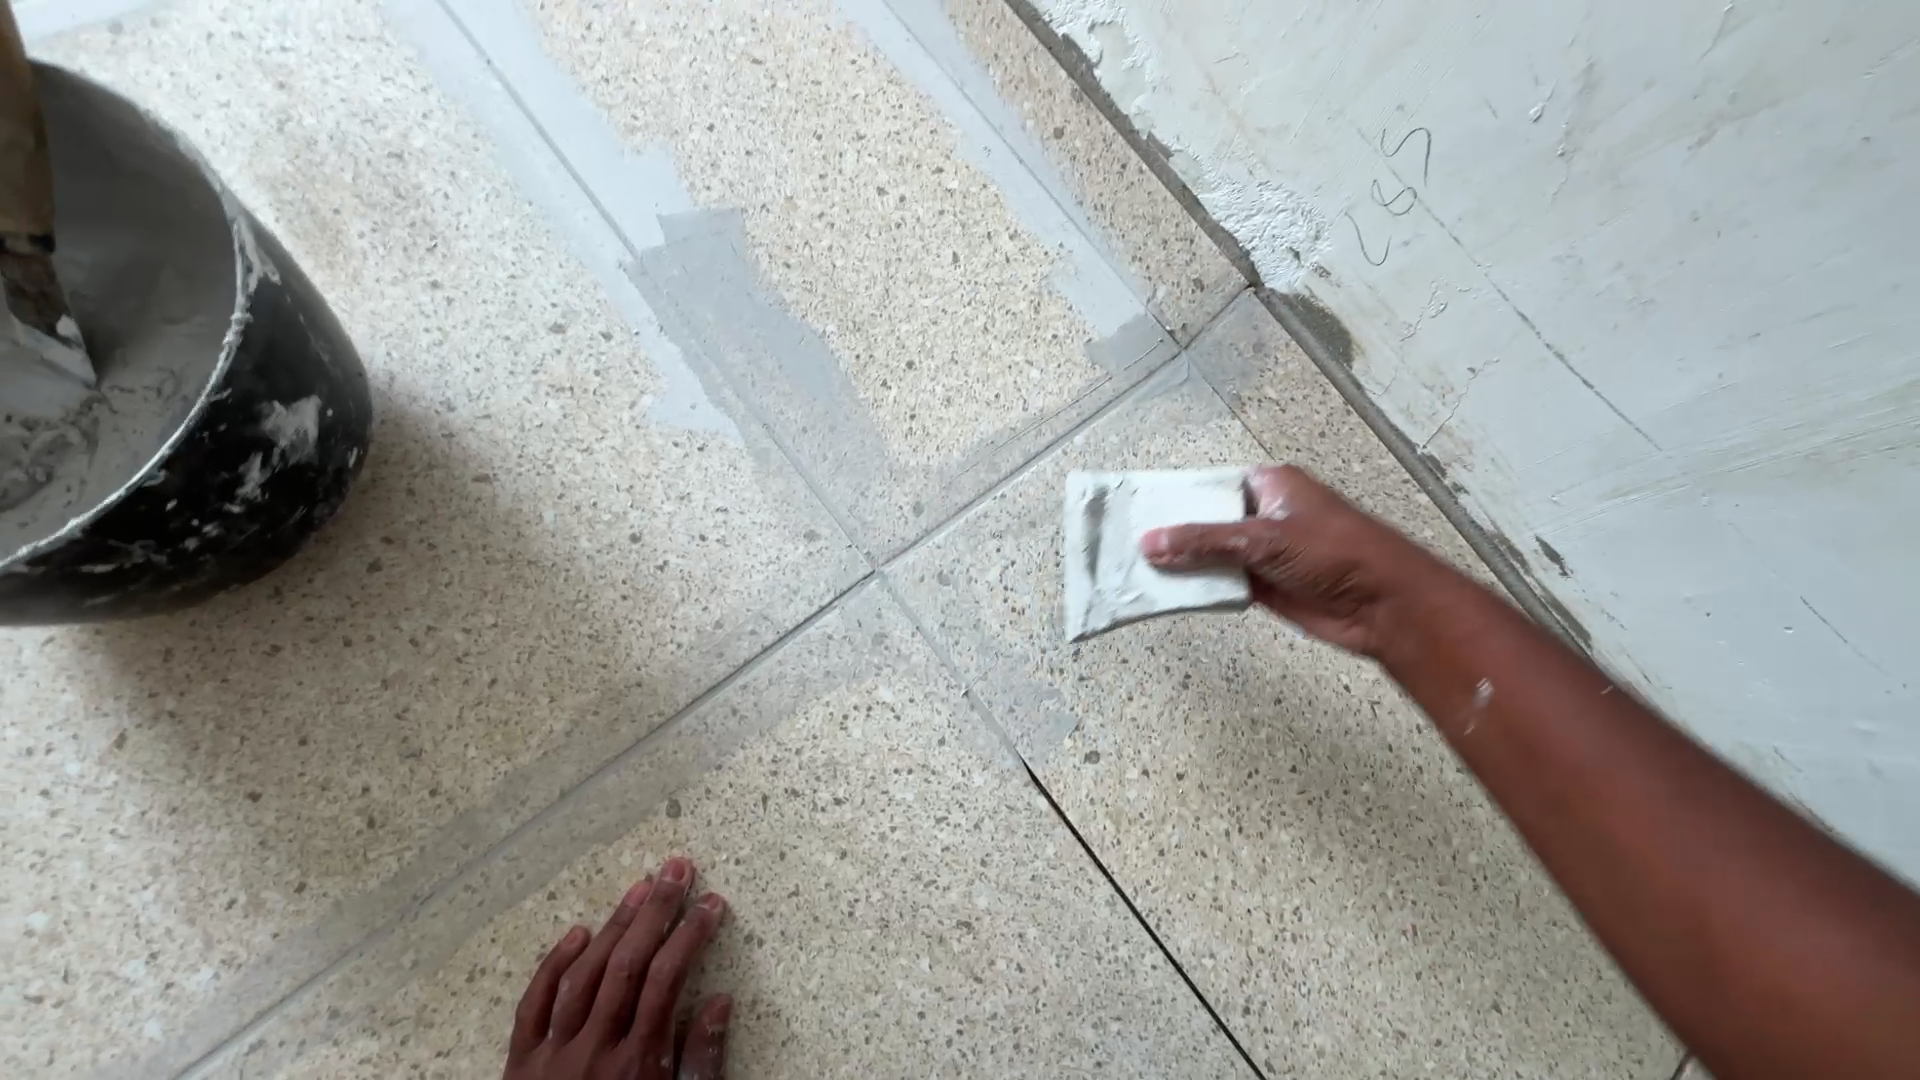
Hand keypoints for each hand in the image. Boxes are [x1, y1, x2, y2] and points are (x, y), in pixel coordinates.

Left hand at [504, 857, 730, 1079]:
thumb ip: (703, 1062)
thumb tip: (722, 999)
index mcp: (637, 1067)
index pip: (669, 979)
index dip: (692, 934)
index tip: (713, 901)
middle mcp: (593, 1052)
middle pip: (628, 964)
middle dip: (657, 910)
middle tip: (677, 867)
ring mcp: (551, 1058)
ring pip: (584, 973)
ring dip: (615, 924)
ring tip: (640, 887)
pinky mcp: (518, 1067)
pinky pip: (533, 1005)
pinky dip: (555, 964)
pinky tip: (579, 932)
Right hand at [1140, 465, 1436, 655]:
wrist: (1385, 606)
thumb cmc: (1335, 553)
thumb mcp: (1264, 539)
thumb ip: (1204, 541)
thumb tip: (1149, 543)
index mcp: (1269, 486)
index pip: (1210, 487)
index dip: (1175, 498)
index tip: (1136, 509)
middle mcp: (1263, 515)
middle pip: (1206, 522)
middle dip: (1173, 534)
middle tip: (1125, 542)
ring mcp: (1263, 552)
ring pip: (1211, 555)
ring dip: (1183, 564)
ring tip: (1135, 568)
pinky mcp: (1264, 585)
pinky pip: (1222, 582)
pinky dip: (1199, 587)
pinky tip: (1166, 591)